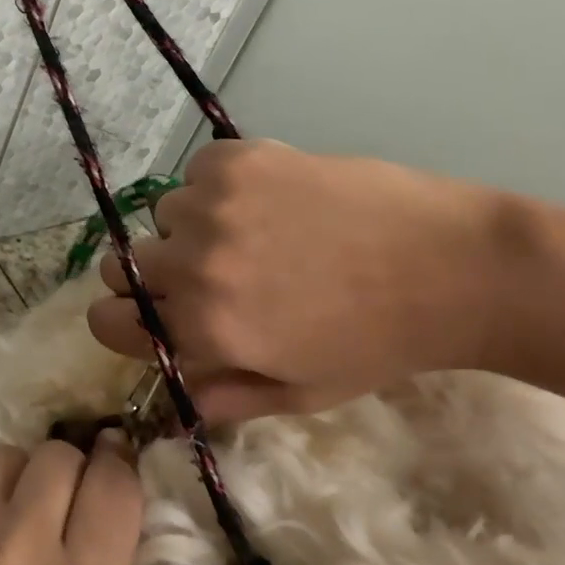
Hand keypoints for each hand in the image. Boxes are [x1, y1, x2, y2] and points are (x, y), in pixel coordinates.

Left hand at [0, 430, 142, 564]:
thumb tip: (120, 497)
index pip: (112, 487)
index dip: (120, 467)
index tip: (119, 461)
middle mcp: (21, 542)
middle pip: (58, 455)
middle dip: (71, 472)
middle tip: (70, 498)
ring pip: (8, 455)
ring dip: (23, 477)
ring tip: (23, 511)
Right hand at [86, 139, 507, 420]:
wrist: (457, 265)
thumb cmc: (381, 340)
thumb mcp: (304, 390)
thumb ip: (226, 398)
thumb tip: (167, 405)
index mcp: (206, 328)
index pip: (106, 320)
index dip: (123, 320)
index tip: (152, 313)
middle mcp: (194, 265)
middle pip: (121, 264)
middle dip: (156, 274)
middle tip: (209, 274)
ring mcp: (210, 205)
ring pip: (163, 217)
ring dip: (193, 228)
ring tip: (255, 233)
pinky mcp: (231, 159)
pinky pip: (194, 174)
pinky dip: (218, 186)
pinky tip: (269, 199)